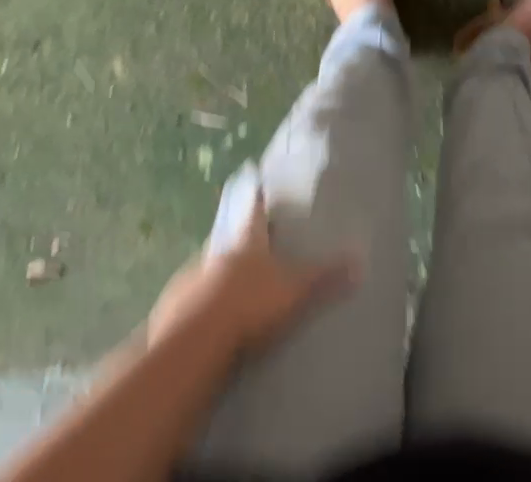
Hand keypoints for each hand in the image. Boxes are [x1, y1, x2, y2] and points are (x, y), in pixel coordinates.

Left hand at [149, 187, 355, 351]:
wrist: (193, 346)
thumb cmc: (250, 306)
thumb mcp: (297, 291)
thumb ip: (326, 277)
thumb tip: (361, 261)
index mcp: (245, 243)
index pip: (253, 211)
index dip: (257, 199)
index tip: (257, 184)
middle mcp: (214, 255)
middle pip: (227, 240)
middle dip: (239, 242)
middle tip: (253, 247)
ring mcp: (188, 281)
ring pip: (206, 270)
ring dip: (218, 276)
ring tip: (234, 290)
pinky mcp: (169, 311)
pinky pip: (189, 301)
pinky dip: (200, 305)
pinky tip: (209, 321)